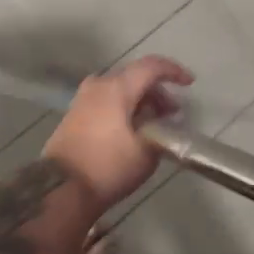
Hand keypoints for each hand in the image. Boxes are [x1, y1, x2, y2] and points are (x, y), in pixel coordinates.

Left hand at [42, 56, 191, 211]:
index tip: (189, 83)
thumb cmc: (109, 167)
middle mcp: (98, 85)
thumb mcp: (147, 152)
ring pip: (118, 89)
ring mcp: (82, 99)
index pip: (150, 67)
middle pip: (134, 77)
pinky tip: (132, 128)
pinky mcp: (74, 114)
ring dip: (139, 101)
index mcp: (116, 88)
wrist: (63, 187)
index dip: (173, 71)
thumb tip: (161, 126)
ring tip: (155, 123)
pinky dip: (123, 107)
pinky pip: (105, 101)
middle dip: (157, 91)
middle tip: (173, 113)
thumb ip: (160, 132)